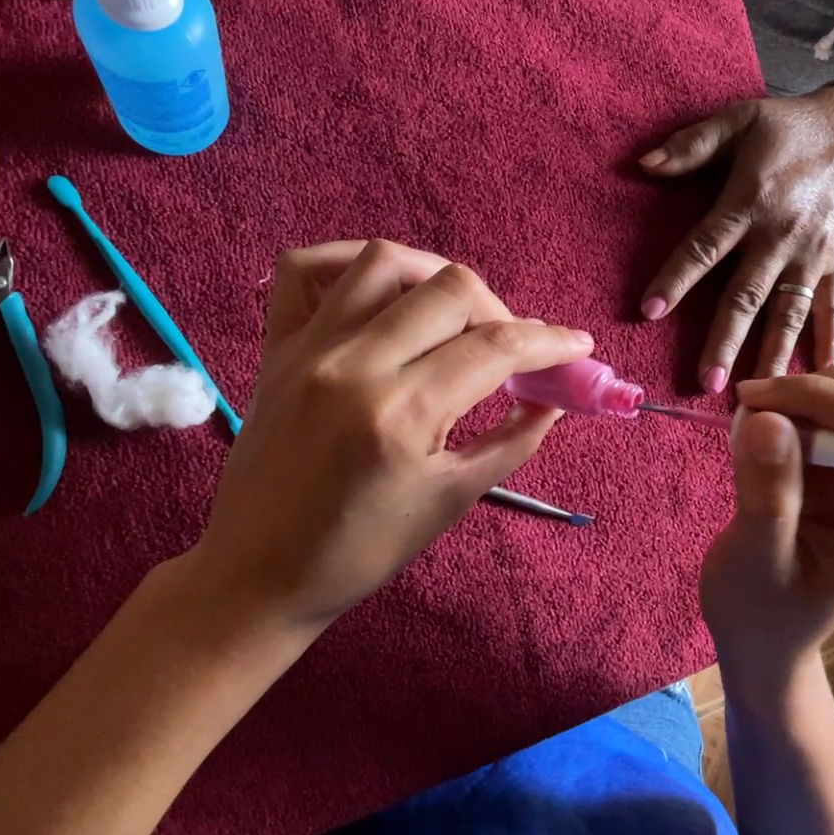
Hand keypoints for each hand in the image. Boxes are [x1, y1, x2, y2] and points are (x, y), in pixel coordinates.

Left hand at [187, 240, 592, 634]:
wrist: (256, 574)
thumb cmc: (359, 551)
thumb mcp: (450, 502)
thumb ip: (511, 442)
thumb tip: (553, 399)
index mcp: (402, 414)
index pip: (496, 346)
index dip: (550, 342)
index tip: (577, 348)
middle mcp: (354, 365)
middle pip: (450, 288)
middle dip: (500, 311)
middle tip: (510, 349)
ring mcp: (308, 348)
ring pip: (385, 261)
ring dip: (436, 277)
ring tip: (452, 316)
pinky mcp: (275, 346)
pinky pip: (303, 269)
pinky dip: (347, 261)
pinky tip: (381, 291)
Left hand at [639, 84, 833, 390]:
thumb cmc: (791, 127)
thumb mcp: (739, 119)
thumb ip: (692, 144)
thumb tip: (644, 164)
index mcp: (750, 201)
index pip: (705, 247)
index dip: (676, 279)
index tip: (650, 312)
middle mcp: (780, 237)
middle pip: (747, 296)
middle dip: (726, 340)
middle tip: (706, 381)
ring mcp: (812, 256)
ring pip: (788, 314)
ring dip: (771, 355)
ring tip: (758, 394)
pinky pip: (831, 308)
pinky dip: (828, 342)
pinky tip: (822, 375)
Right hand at [698, 367, 833, 697]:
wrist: (763, 642)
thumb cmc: (759, 614)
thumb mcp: (755, 561)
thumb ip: (768, 493)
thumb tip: (769, 418)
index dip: (829, 400)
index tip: (757, 404)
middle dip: (811, 393)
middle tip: (747, 409)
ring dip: (798, 399)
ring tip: (749, 427)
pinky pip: (826, 417)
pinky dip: (789, 411)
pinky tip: (756, 438)